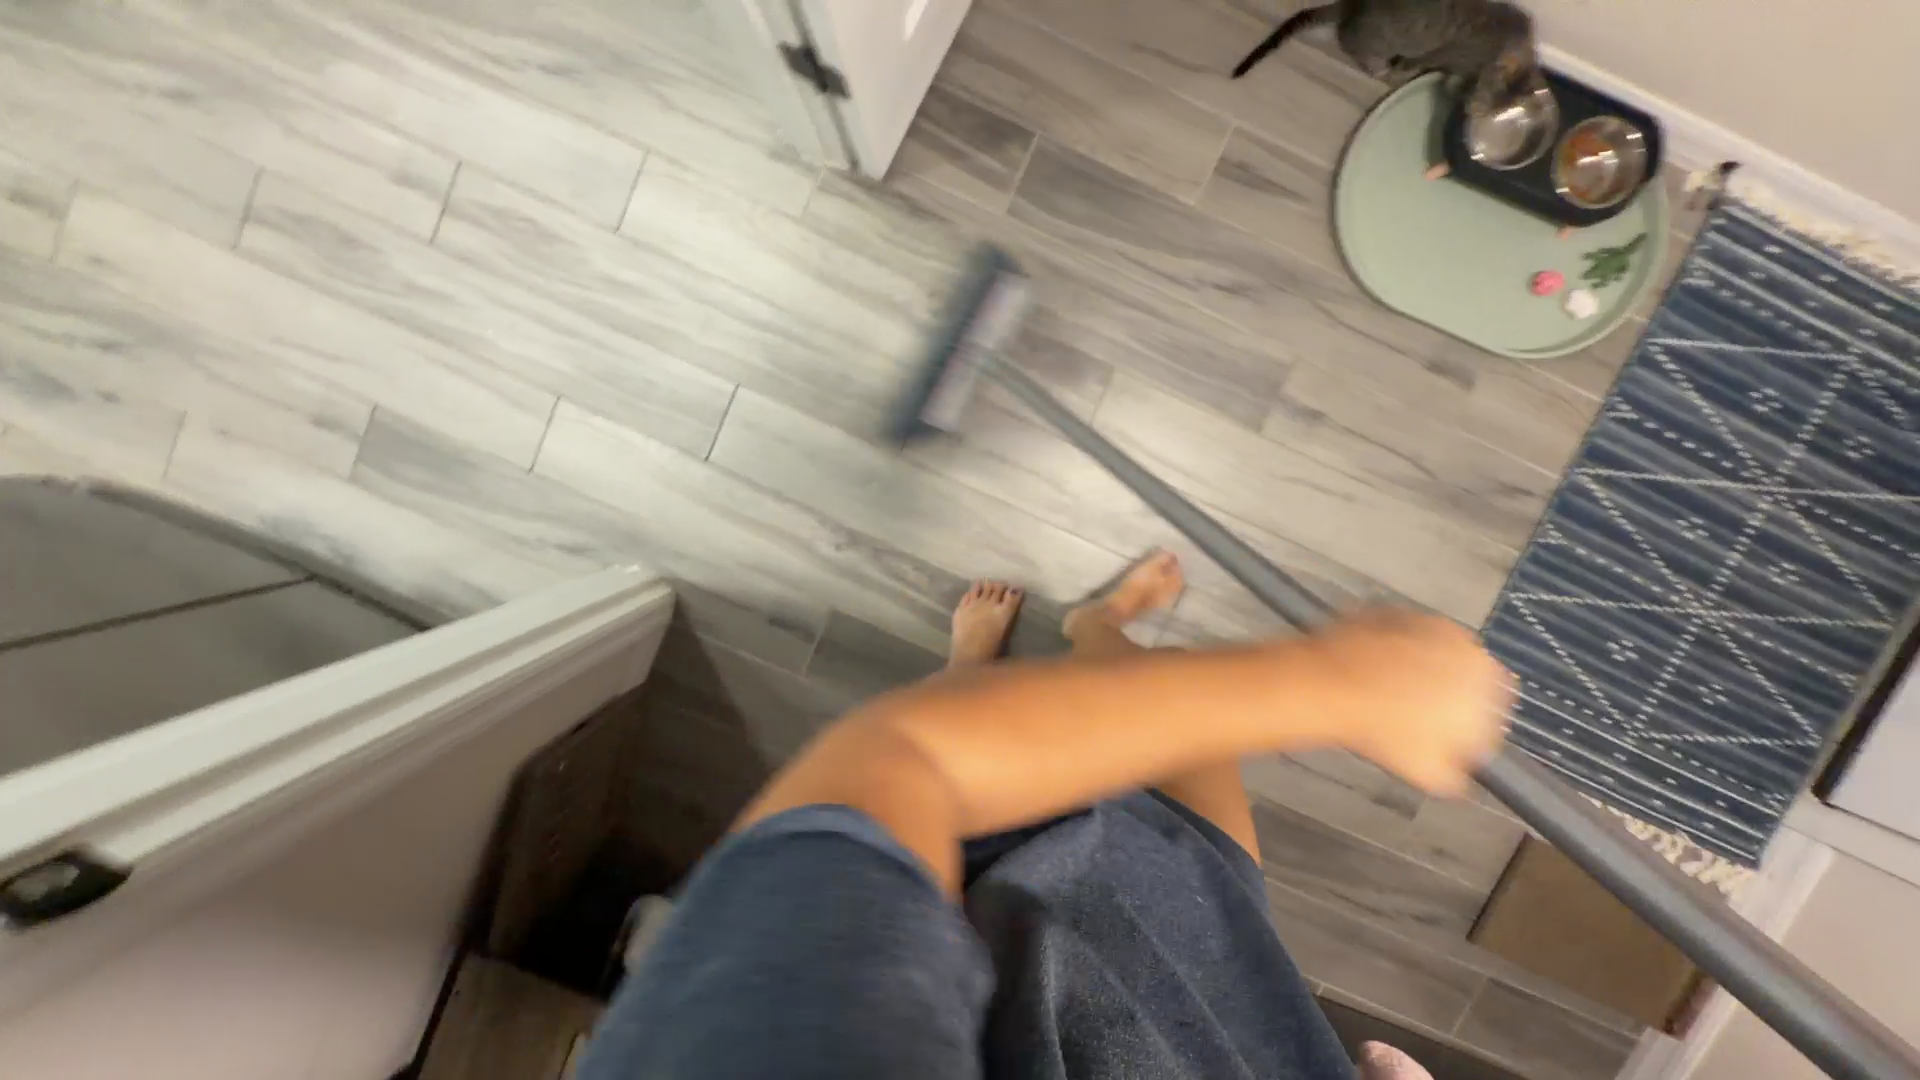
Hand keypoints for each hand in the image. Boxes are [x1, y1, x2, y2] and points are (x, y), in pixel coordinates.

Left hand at [1294, 609, 1513, 795]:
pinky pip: (1396, 635)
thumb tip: (1455, 772)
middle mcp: (1466, 644)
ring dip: (1416, 669)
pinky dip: (1388, 650)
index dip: (1467, 726)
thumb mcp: (1432, 774)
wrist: (1328, 686)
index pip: (1493, 708)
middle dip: (1444, 695)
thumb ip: (1457, 773)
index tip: (1444, 737)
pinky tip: (1369, 670)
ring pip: (1430, 653)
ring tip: (1386, 694)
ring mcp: (1424, 621)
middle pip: (1462, 676)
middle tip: (1412, 716)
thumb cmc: (1384, 730)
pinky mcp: (1388, 610)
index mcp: (1491, 682)